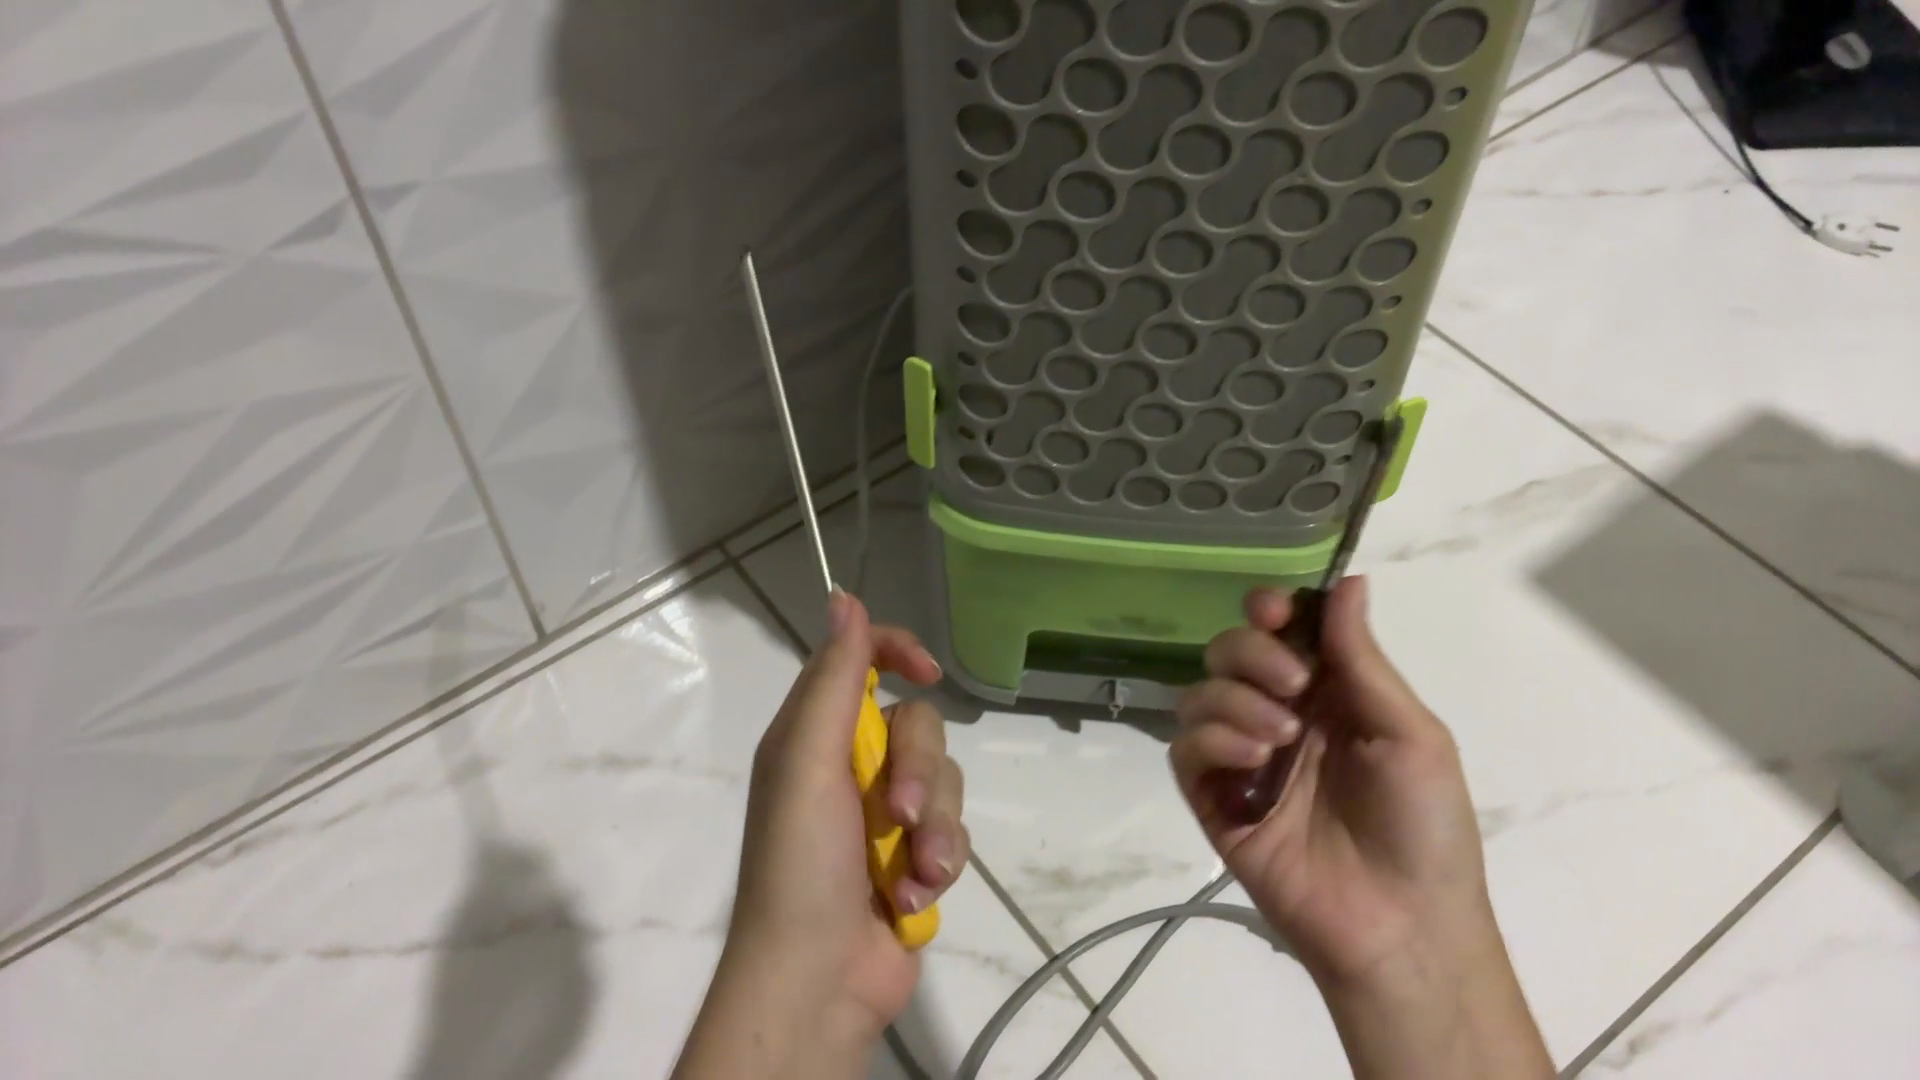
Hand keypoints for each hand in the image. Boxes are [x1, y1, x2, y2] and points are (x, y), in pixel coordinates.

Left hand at [676, 592, 968, 1078]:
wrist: (817, 979)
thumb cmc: (801, 863)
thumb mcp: (807, 762)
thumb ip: (833, 680)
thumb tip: (844, 596)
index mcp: (816, 734)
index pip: (861, 662)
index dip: (897, 652)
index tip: (929, 672)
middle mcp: (851, 764)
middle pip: (918, 726)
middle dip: (921, 772)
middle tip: (902, 816)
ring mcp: (886, 812)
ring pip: (945, 780)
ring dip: (936, 828)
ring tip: (916, 872)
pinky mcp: (915, 854)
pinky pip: (953, 830)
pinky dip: (940, 860)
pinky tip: (916, 892)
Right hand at [1171, 577, 1551, 1078]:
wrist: (1401, 924)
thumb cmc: (1423, 825)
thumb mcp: (1408, 733)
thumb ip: (1362, 659)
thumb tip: (1349, 580)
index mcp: (1327, 695)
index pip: (1279, 632)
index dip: (1269, 611)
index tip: (1273, 610)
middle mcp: (1277, 715)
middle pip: (1229, 652)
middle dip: (1251, 653)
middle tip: (1293, 686)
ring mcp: (1240, 757)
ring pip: (1200, 693)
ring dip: (1236, 699)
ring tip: (1281, 738)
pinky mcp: (1213, 797)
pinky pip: (1186, 747)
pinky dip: (1213, 738)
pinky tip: (1253, 759)